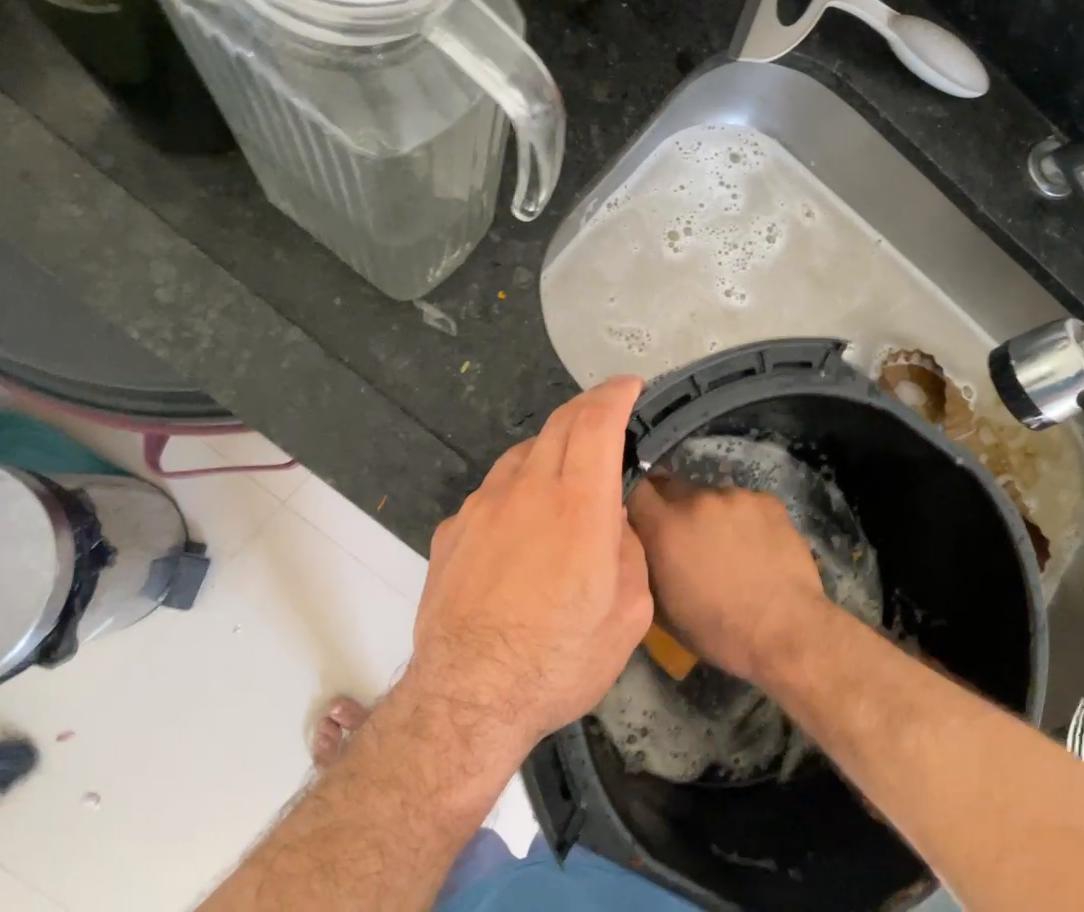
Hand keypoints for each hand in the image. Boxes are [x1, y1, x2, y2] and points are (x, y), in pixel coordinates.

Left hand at [412, 377, 652, 745]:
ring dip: (550, 448)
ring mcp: (481, 508)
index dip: (617, 394)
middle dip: (588, 407)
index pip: (597, 422)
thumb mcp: (628, 613)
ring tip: (566, 473)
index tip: (631, 386)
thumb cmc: (559, 660)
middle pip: (558, 424)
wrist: (469, 697)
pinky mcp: (452, 532)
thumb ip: (627, 551)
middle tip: (608, 412)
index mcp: (578, 505)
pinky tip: (521, 526)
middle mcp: (526, 491)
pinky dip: (516, 490)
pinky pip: (491, 493)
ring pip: (520, 454)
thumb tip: (610, 522)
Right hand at [626, 477, 832, 682]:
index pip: (636, 489)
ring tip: (727, 548)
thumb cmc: (717, 630)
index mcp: (665, 526)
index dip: (637, 504)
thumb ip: (644, 565)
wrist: (785, 630)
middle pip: (672, 487)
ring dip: (710, 515)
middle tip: (686, 540)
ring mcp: (735, 496)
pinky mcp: (767, 500)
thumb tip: (639, 544)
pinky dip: (743, 519)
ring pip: (710, 496)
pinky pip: (743, 503)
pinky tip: (756, 547)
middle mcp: (697, 499)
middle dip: (672, 508)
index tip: (642, 521)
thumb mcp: (662, 607)